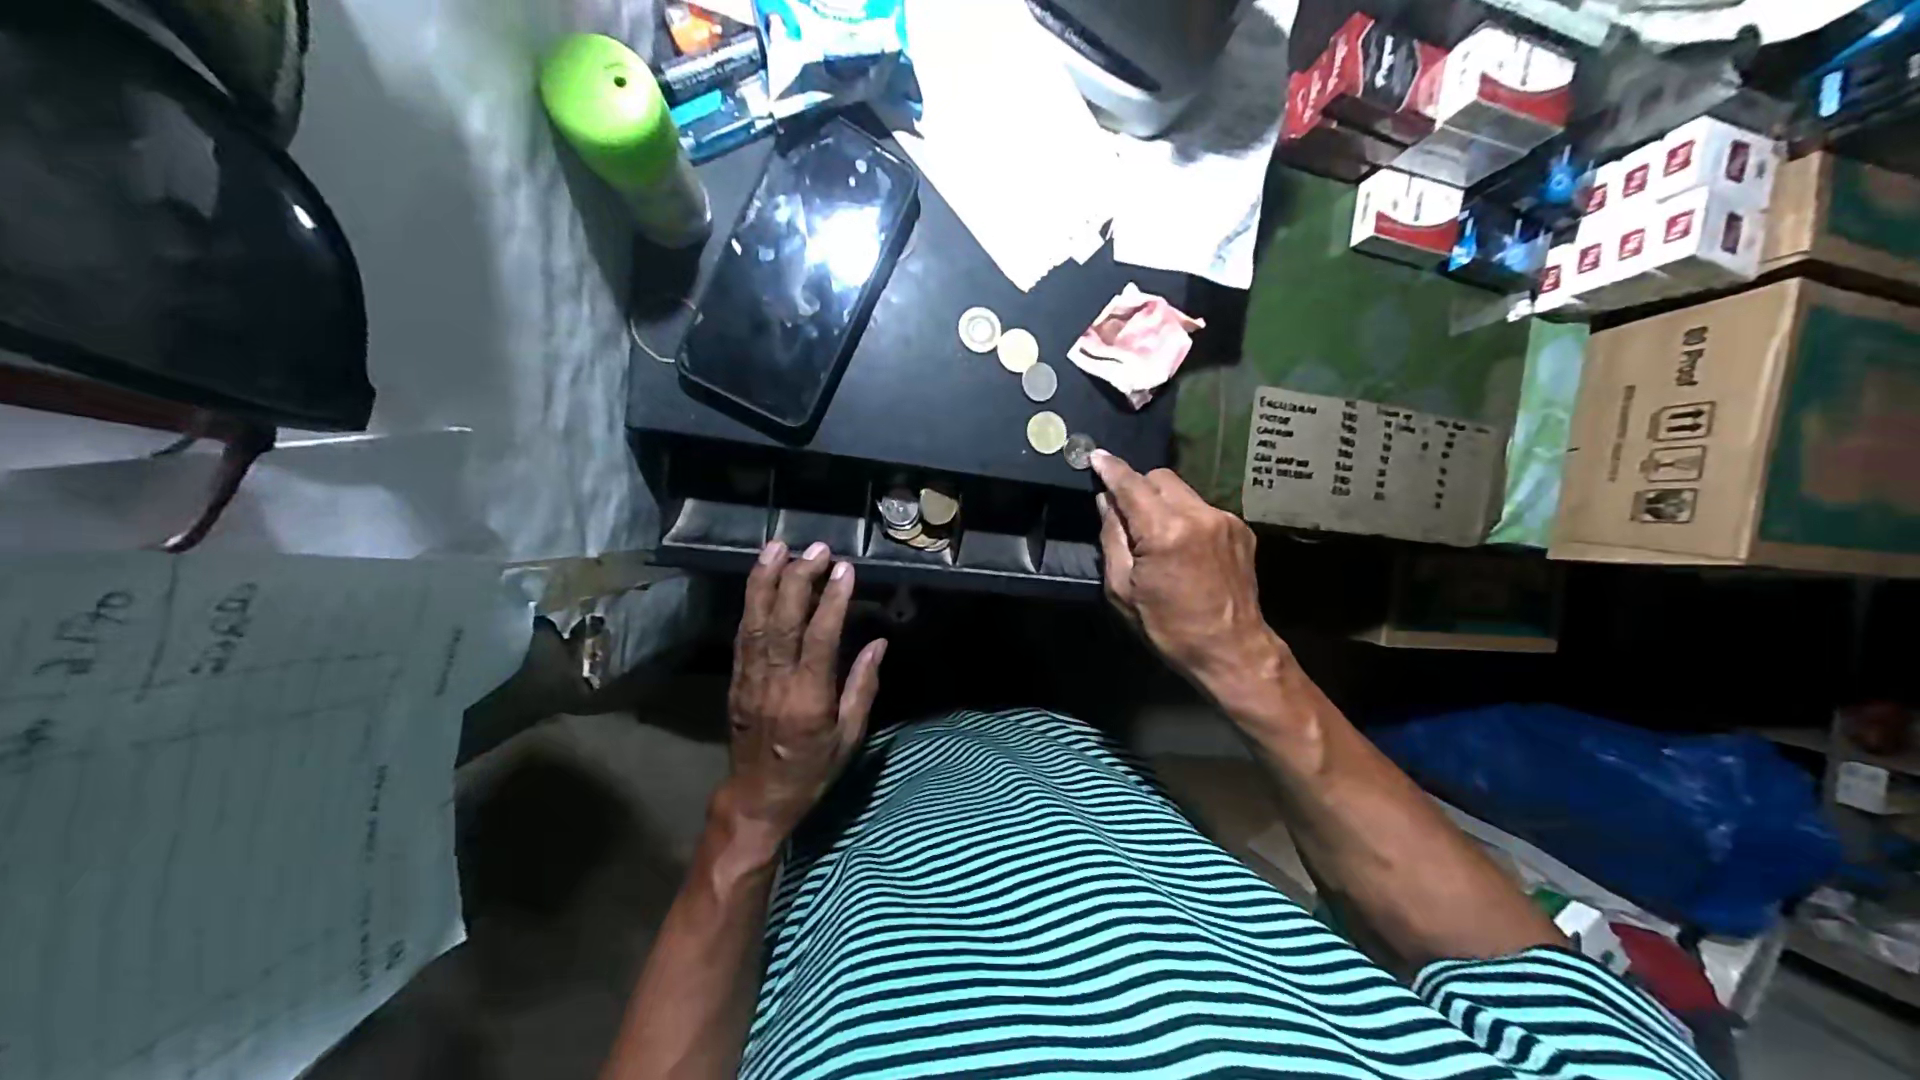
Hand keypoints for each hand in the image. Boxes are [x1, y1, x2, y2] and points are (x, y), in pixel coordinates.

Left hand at [718, 541, 886, 851]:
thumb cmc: (811, 770)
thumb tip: (878, 643)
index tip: (844, 569)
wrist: (757, 797)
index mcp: (808, 699)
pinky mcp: (736, 679)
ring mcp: (750, 679)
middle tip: (816, 548)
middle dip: (798, 579)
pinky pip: (743, 635)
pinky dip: (751, 602)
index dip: (832, 601)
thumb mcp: (849, 737)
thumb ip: (862, 687)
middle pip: (783, 621)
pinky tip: (760, 579)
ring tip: (778, 547)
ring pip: (755, 621)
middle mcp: (775, 682)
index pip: (820, 639)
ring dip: (765, 580)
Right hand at [1091, 451, 1286, 694]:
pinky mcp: (1240, 529)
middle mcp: (1199, 515)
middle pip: (1159, 477)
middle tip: (1126, 514)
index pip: (1131, 484)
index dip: (1110, 468)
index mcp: (1165, 532)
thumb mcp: (1122, 589)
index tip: (1094, 456)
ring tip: (1156, 534)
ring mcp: (1224, 520)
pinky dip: (1185, 516)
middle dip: (1138, 487)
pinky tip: (1183, 546)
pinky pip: (1202, 508)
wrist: (1232, 650)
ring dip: (1162, 502)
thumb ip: (1112, 538)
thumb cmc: (1169, 627)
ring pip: (1182, 490)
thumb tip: (1106, 501)